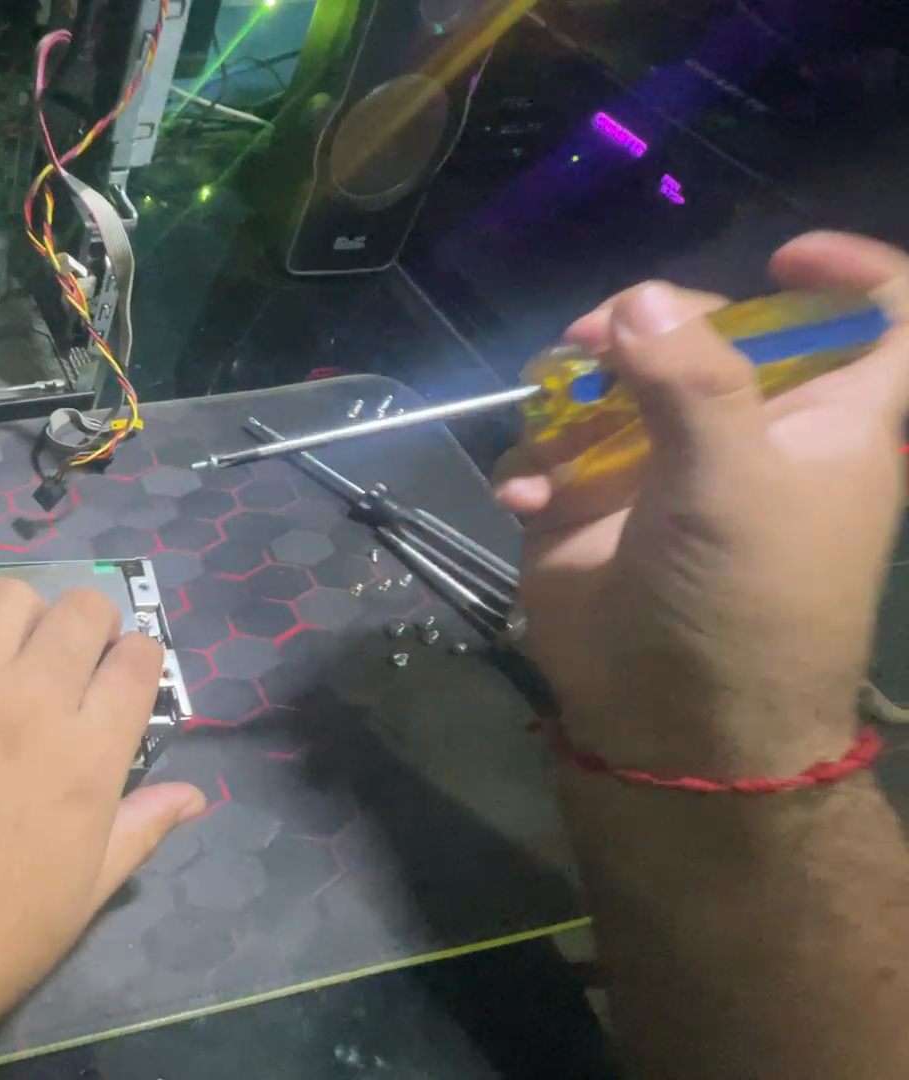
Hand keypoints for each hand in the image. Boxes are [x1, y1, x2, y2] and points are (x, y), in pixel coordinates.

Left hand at [0, 579, 205, 1060]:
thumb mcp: (85, 893)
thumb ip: (142, 827)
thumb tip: (193, 794)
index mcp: (88, 754)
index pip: (138, 659)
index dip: (138, 657)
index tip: (122, 671)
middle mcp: (30, 701)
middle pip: (81, 609)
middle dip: (89, 623)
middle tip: (71, 654)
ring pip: (7, 596)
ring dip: (21, 617)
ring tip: (8, 652)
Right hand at [494, 232, 908, 775]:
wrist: (659, 697)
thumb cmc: (739, 590)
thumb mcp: (735, 479)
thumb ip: (692, 382)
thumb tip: (637, 299)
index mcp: (822, 421)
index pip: (875, 325)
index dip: (846, 279)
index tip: (777, 259)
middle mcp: (735, 435)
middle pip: (696, 343)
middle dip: (638, 335)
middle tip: (586, 343)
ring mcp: (648, 468)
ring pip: (601, 394)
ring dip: (563, 410)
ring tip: (544, 447)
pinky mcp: (577, 502)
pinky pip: (542, 454)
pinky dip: (526, 469)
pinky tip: (522, 498)